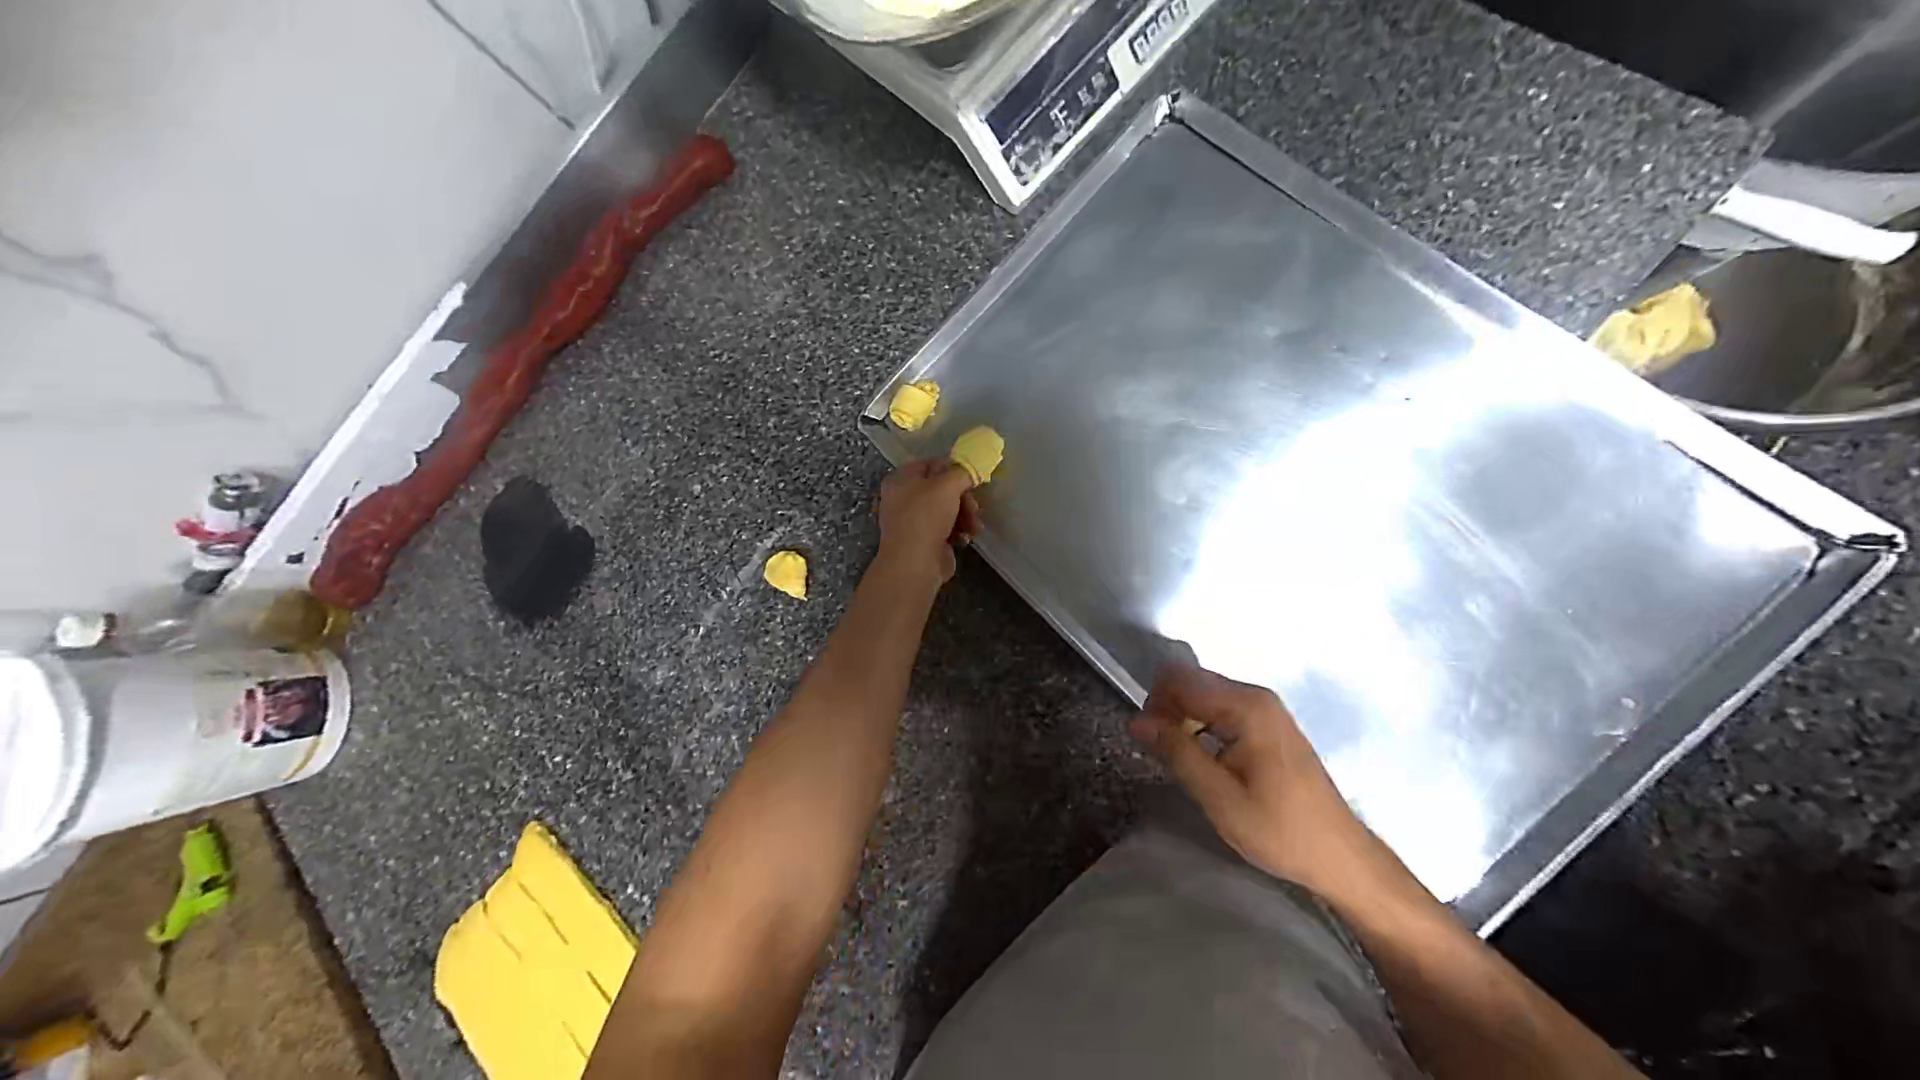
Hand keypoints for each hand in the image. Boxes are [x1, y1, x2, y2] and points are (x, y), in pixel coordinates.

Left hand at [876, 460, 980, 583]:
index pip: (930, 464)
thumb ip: (962, 471)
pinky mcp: (924, 540)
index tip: (971, 478)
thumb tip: (972, 467)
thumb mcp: (947, 485)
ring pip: (947, 509)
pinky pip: (946, 528)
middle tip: (974, 508)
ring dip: (965, 516)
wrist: (915, 563)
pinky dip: (958, 531)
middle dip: (963, 498)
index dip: (952, 469)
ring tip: (973, 527)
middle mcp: (904, 498)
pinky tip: (964, 539)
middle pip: (942, 489)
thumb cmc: (926, 517)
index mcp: (901, 479)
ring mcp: (913, 521)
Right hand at [1129, 664, 1404, 902]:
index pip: (1179, 680)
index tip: (1148, 742)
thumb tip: (1136, 721)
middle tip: (1162, 754)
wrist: (1340, 856)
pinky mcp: (1268, 723)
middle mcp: (1256, 696)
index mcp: (1246, 707)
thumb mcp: (1219, 798)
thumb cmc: (1280, 830)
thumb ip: (1176, 753)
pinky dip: (1201, 725)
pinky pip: (1220, 708)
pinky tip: (1205, 760)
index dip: (1153, 705)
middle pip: (1191, 681)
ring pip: (1203, 694)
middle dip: (1166, 710)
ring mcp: (1265, 708)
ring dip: (1182, 719)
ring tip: (1182, 760)